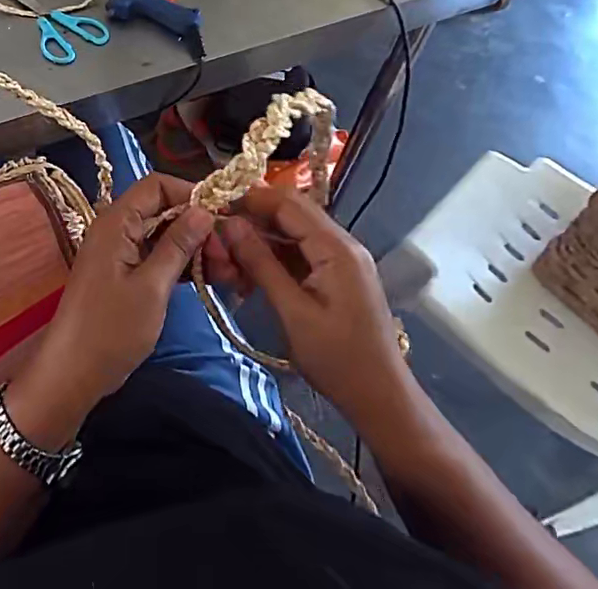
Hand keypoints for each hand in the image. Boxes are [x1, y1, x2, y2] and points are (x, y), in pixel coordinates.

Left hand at [5, 175, 210, 447]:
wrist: (73, 374)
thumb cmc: (110, 329)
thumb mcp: (152, 287)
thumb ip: (178, 245)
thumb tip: (204, 210)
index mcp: (117, 222)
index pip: (157, 185)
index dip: (191, 194)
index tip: (222, 216)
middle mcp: (118, 228)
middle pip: (165, 209)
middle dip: (199, 227)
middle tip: (229, 256)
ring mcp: (122, 251)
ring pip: (166, 234)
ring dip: (196, 248)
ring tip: (229, 272)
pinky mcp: (127, 273)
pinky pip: (159, 256)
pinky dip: (183, 264)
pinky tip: (212, 279)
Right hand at [201, 185, 407, 418]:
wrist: (382, 399)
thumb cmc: (336, 359)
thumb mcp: (292, 311)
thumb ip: (261, 263)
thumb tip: (230, 224)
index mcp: (336, 248)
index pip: (288, 204)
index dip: (251, 199)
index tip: (216, 206)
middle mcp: (344, 243)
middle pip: (294, 211)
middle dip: (255, 215)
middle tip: (219, 228)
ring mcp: (344, 258)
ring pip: (297, 230)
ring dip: (265, 236)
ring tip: (230, 251)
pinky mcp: (340, 274)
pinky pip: (304, 250)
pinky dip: (278, 254)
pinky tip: (253, 269)